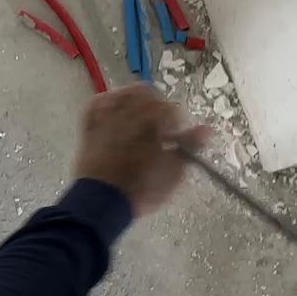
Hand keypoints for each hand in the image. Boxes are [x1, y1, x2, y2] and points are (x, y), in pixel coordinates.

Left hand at [72, 84, 209, 216]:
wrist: (103, 201)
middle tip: (159, 129)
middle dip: (157, 109)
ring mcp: (106, 117)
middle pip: (148, 95)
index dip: (177, 125)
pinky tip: (114, 114)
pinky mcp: (90, 127)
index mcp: (152, 120)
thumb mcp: (174, 171)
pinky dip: (107, 104)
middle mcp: (129, 111)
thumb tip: (206, 129)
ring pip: (123, 94)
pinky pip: (96, 105)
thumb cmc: (142, 188)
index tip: (175, 139)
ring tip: (139, 121)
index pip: (171, 109)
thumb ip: (190, 146)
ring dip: (134, 102)